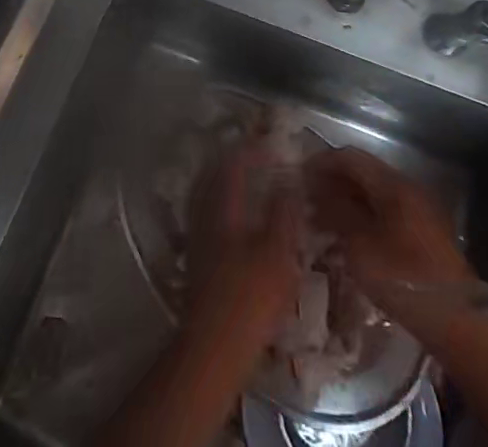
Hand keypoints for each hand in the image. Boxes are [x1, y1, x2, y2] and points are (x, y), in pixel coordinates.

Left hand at [184, 143, 302, 353]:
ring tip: (256, 183)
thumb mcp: (278, 253)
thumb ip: (284, 214)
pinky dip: (227, 203)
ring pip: (210, 193)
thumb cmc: (251, 296)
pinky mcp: (197, 253)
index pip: (233, 164)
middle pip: (215, 174)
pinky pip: (210, 212)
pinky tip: (244, 218)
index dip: (252, 150)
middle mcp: (203, 212)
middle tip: (262, 159)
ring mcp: (196, 233)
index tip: (273, 145)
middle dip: (237, 162)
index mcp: (221, 206)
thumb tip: (290, 183)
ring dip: (231, 182)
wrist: (215, 343)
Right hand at [307, 147, 472, 338]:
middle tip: (302, 202)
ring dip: (341, 203)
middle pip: (360, 174)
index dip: (320, 162)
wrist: (459, 324)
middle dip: (329, 184)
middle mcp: (407, 190)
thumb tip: (314, 188)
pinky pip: (381, 214)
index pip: (350, 157)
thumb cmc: (404, 280)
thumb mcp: (360, 245)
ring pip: (369, 195)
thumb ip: (336, 210)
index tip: (295, 178)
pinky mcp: (418, 234)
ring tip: (315, 224)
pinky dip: (358, 219)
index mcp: (394, 186)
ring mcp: (415, 212)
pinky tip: (340, 241)